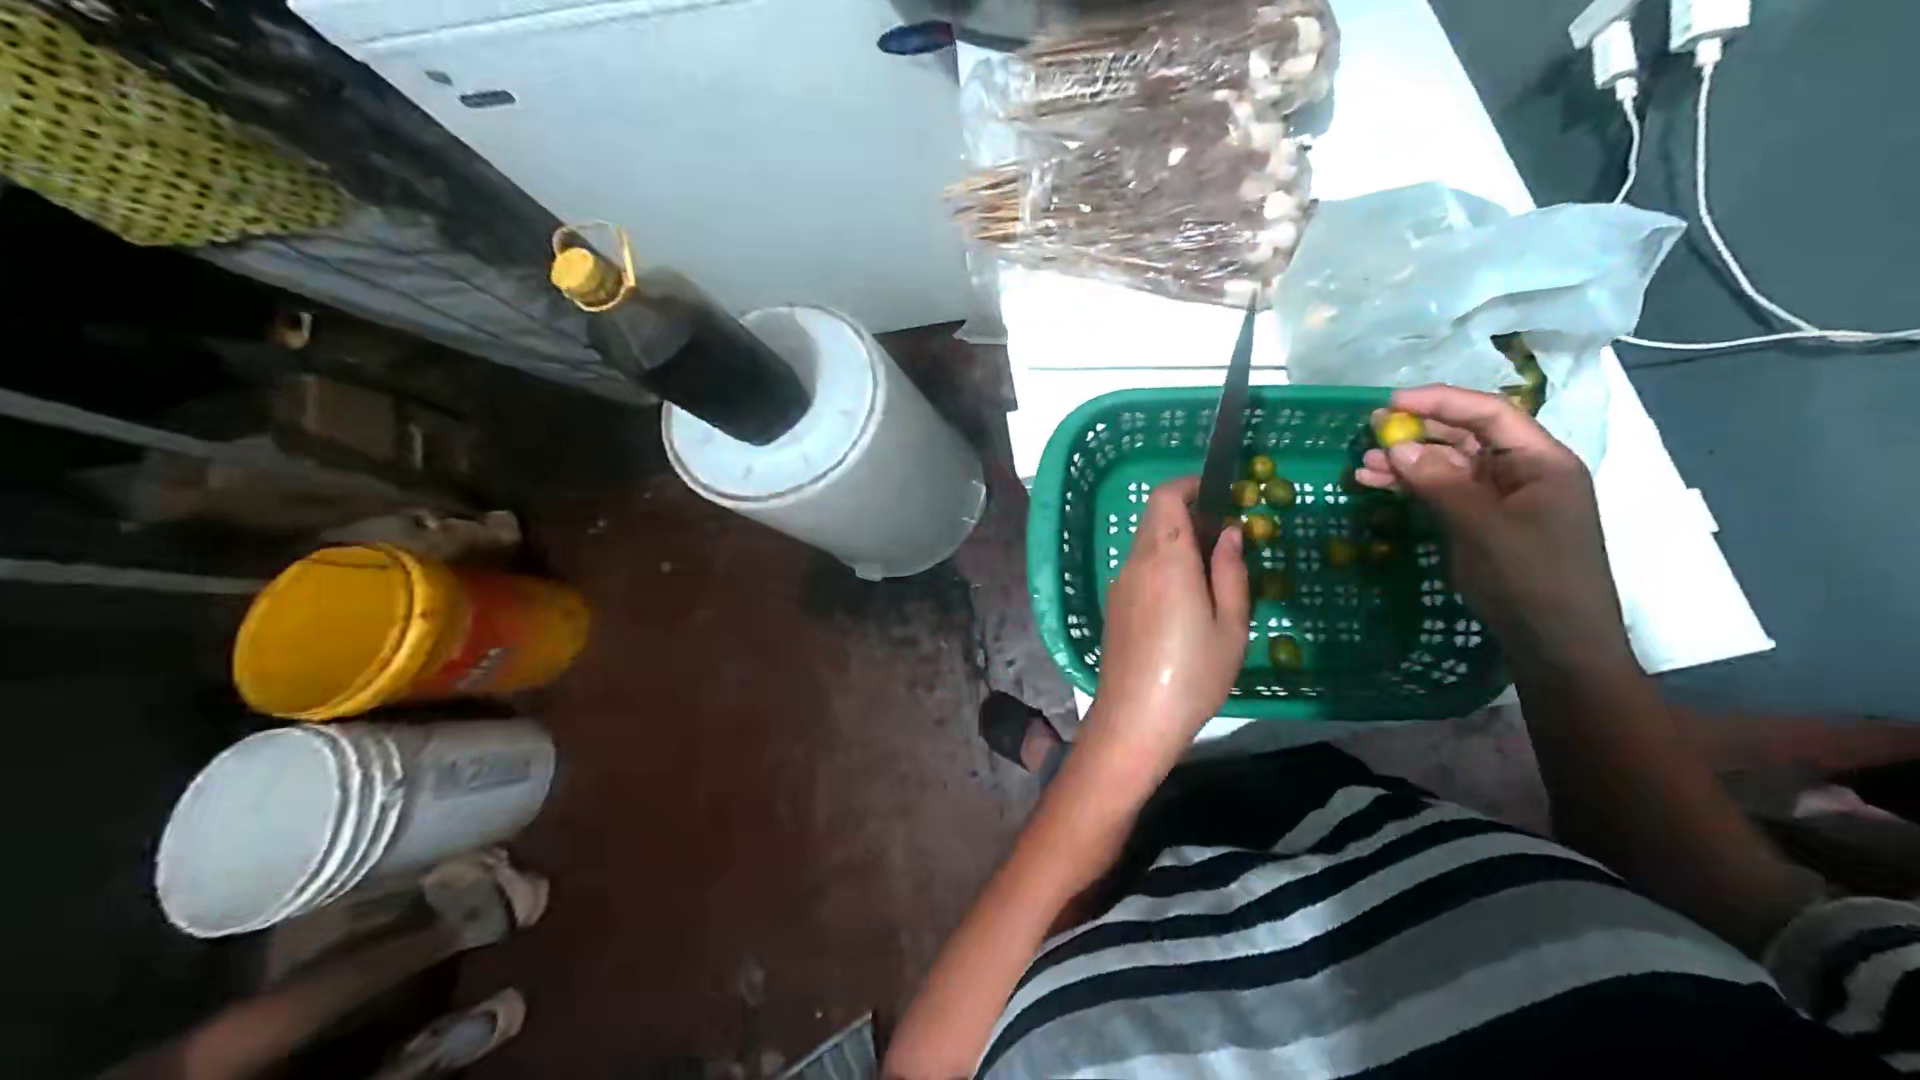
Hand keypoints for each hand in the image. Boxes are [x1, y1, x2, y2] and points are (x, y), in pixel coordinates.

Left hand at [1088, 476, 1249, 768]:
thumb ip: (1231, 571)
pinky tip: (1186, 600)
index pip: (1165, 497)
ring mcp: (1119, 585)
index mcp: (1165, 559)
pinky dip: (1163, 566)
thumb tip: (1229, 532)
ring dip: (1176, 543)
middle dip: (1190, 516)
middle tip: (1227, 540)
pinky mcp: (1114, 606)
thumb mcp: (1230, 625)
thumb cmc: (1194, 673)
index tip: (1220, 495)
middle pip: (1155, 518)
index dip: (1190, 485)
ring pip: (1147, 545)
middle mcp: (1135, 564)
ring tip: (1213, 574)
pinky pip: (1140, 570)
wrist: (1135, 718)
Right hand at [1353, 385, 1635, 680]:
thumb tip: (1395, 448)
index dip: (1441, 402)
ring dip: (1406, 463)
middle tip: (1369, 432)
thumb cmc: (1532, 579)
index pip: (1490, 414)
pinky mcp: (1481, 523)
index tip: (1392, 403)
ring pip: (1447, 467)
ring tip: (1361, 465)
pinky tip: (1377, 485)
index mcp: (1541, 462)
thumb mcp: (1483, 527)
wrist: (1556, 642)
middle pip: (1466, 437)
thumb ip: (1440, 483)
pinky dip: (1411, 488)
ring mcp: (1500, 500)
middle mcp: (1522, 473)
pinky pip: (1442, 493)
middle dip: (1417, 433)